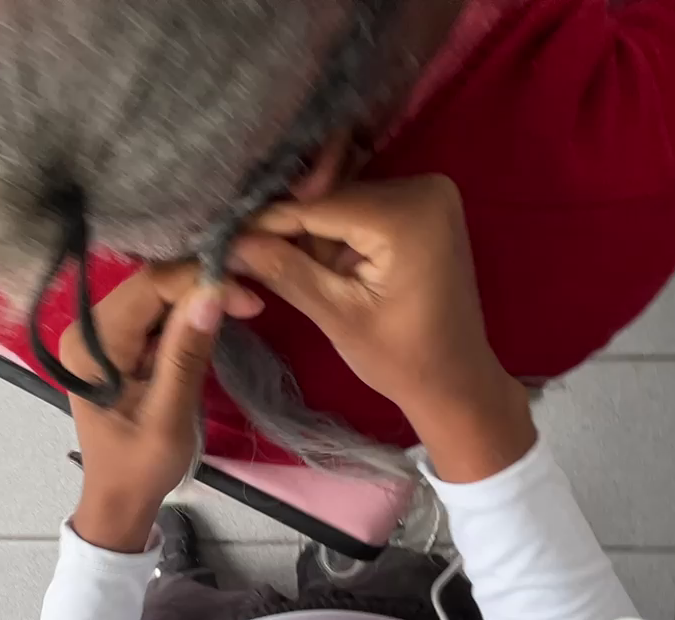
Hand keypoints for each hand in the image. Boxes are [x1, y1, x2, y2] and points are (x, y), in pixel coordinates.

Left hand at [63, 264, 263, 551]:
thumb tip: (212, 294)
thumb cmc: (140, 467)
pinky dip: (185, 316)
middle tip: (249, 302)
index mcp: (91, 345)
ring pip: (156, 296)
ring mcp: (101, 335)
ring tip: (239, 307)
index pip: (149, 288)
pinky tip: (212, 321)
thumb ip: (185, 355)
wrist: (119, 498)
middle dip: (201, 286)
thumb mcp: (168, 417)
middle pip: (151, 285)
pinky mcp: (116, 345)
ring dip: (196, 298)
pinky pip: (154, 315)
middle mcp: (88, 329)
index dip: (200, 282)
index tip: (249, 300)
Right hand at [230, 176, 535, 482]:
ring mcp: (427, 192)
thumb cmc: (400, 359)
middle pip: (329, 199)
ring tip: (285, 268)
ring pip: (340, 203)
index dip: (265, 221)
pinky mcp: (422, 206)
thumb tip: (228, 243)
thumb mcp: (336, 317)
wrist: (454, 379)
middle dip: (289, 229)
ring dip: (310, 235)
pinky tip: (316, 263)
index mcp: (407, 213)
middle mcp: (423, 185)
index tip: (220, 234)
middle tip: (244, 258)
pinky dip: (333, 236)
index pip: (318, 205)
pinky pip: (359, 211)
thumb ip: (285, 271)